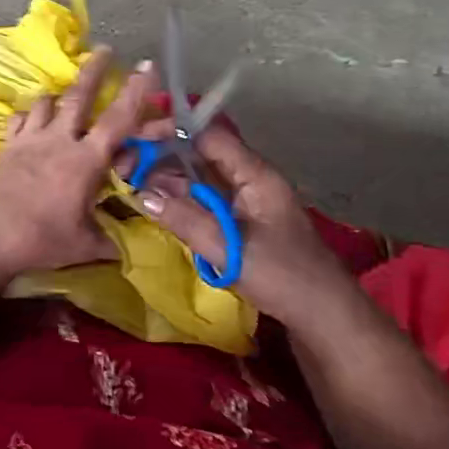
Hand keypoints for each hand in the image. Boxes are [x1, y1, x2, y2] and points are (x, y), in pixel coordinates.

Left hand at [0, 46, 150, 275]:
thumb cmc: (44, 240)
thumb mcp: (89, 244)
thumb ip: (112, 237)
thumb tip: (126, 244)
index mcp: (86, 161)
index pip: (119, 119)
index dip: (136, 91)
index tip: (146, 66)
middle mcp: (58, 141)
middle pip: (79, 96)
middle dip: (94, 69)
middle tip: (104, 49)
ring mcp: (29, 141)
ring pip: (46, 103)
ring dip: (60, 95)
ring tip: (67, 94)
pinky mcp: (7, 147)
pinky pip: (19, 119)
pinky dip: (29, 115)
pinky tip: (33, 120)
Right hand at [128, 119, 356, 323]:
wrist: (323, 316)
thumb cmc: (283, 277)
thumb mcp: (228, 248)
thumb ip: (184, 218)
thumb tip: (140, 194)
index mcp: (255, 176)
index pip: (209, 136)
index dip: (171, 132)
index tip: (135, 140)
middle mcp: (249, 179)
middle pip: (199, 152)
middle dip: (160, 155)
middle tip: (124, 167)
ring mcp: (243, 199)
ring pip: (197, 175)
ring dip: (164, 177)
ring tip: (130, 184)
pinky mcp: (236, 218)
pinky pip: (201, 196)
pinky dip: (176, 196)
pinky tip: (153, 203)